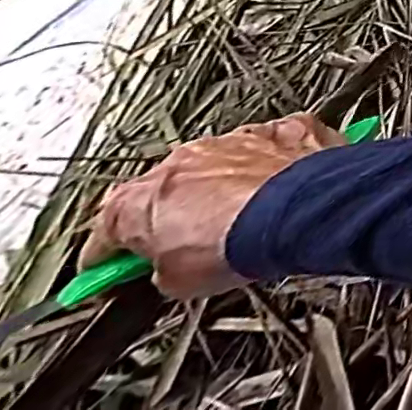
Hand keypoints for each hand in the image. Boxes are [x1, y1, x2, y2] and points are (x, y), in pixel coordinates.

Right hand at [80, 113, 345, 298]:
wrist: (303, 209)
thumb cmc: (239, 244)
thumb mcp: (175, 282)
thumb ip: (161, 268)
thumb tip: (170, 267)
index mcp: (142, 197)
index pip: (108, 227)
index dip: (110, 252)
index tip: (111, 266)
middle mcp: (189, 157)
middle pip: (172, 185)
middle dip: (178, 209)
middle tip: (193, 238)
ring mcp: (242, 138)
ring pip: (227, 159)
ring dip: (233, 180)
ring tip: (250, 210)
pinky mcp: (289, 129)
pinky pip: (279, 142)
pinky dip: (281, 160)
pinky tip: (290, 180)